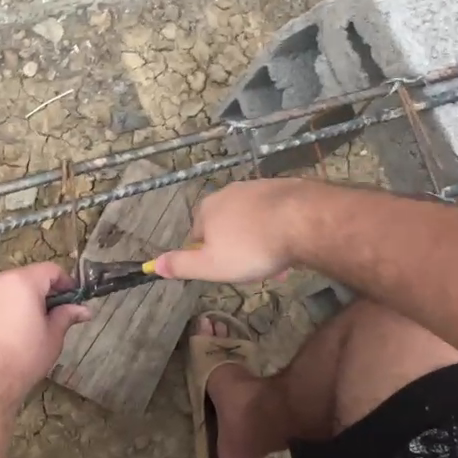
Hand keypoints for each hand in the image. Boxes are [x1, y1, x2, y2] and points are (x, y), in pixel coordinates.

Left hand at [0, 263, 91, 406]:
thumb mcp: (52, 337)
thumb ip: (66, 316)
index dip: (65, 282)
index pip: (50, 270)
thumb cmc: (23, 358)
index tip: (72, 298)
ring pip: (4, 290)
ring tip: (22, 327)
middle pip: (25, 278)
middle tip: (49, 315)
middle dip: (39, 292)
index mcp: (23, 282)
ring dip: (16, 301)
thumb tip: (84, 310)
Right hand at [151, 179, 316, 282]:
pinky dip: (277, 228)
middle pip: (225, 226)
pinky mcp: (282, 187)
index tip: (228, 271)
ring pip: (251, 220)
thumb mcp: (211, 265)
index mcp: (206, 209)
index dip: (211, 256)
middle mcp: (228, 192)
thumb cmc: (252, 248)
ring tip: (277, 262)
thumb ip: (182, 265)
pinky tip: (290, 243)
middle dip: (237, 248)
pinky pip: (273, 213)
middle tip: (255, 269)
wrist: (303, 220)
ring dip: (259, 240)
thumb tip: (154, 264)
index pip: (198, 235)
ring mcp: (256, 187)